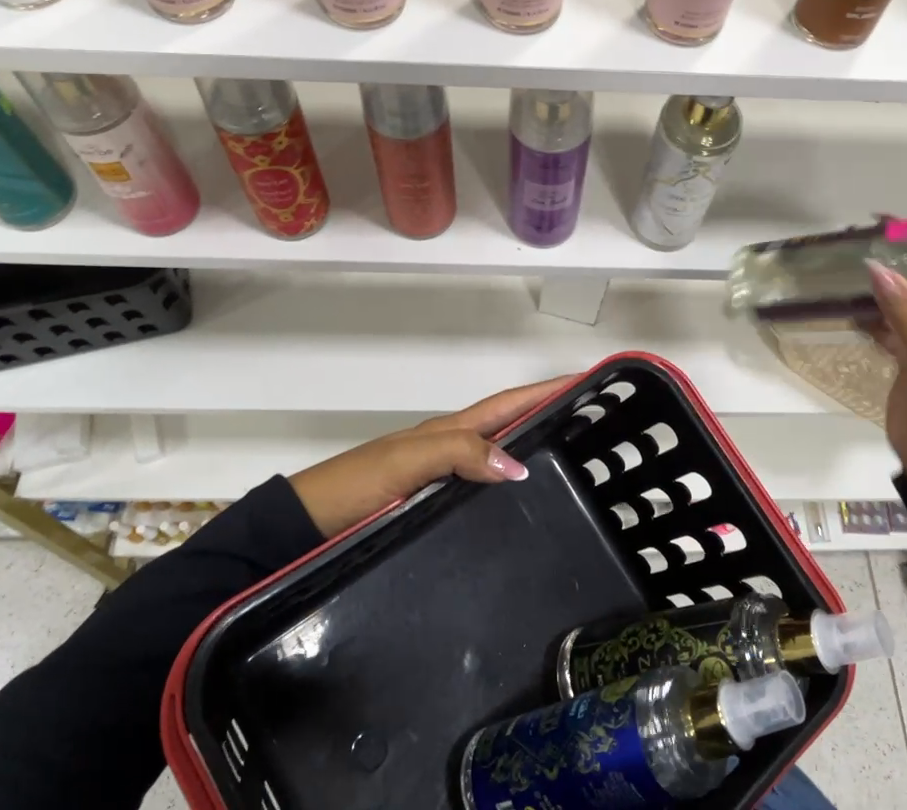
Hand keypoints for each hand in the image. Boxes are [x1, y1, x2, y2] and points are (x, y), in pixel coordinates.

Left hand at [288, 376, 571, 536]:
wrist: (309, 525)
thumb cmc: (356, 485)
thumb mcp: (407, 461)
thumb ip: (458, 454)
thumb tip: (519, 466)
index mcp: (448, 430)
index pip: (507, 405)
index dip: (545, 390)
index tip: (588, 381)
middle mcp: (452, 451)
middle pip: (510, 427)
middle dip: (552, 417)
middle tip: (597, 424)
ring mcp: (444, 481)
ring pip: (500, 460)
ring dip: (536, 454)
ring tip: (577, 465)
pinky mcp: (436, 510)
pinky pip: (485, 492)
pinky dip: (510, 490)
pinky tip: (526, 509)